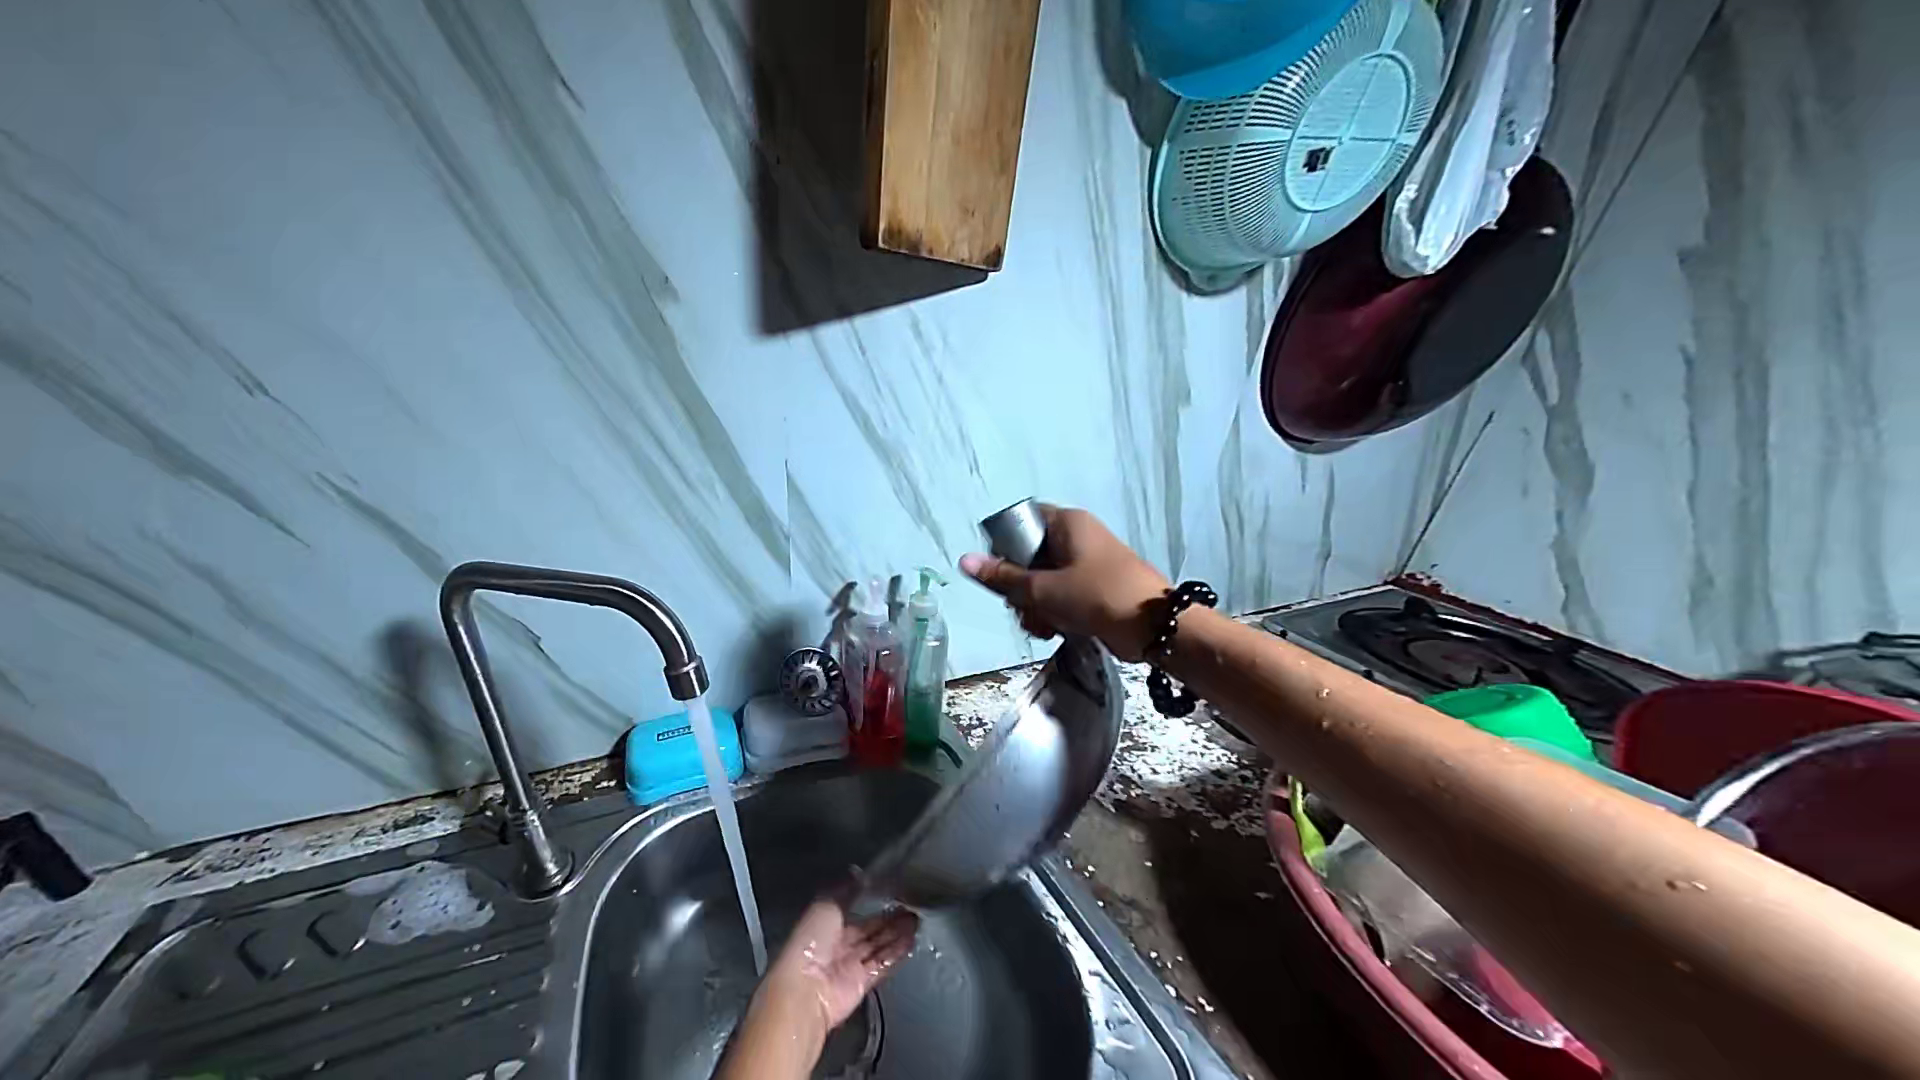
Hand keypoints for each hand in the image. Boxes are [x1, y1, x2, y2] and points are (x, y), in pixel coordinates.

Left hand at [718, 898, 917, 1079]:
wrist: (805, 991)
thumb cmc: (811, 942)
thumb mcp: (827, 904)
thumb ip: (847, 890)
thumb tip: (859, 872)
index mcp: (826, 924)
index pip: (853, 909)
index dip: (871, 901)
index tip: (891, 891)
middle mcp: (838, 944)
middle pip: (869, 929)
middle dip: (889, 919)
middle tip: (910, 907)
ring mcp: (850, 965)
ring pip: (878, 945)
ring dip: (896, 933)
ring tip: (915, 921)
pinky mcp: (862, 983)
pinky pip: (882, 964)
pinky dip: (896, 953)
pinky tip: (910, 941)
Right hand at [959, 505, 1169, 660]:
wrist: (1155, 627)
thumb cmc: (1097, 596)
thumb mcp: (1044, 589)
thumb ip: (1003, 577)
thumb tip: (964, 560)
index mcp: (1067, 523)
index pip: (1021, 522)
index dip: (1005, 548)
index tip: (1002, 575)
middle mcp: (1076, 537)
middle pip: (1028, 556)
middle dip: (1021, 589)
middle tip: (1025, 608)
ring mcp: (1086, 563)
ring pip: (1042, 581)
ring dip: (1036, 607)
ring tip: (1043, 626)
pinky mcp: (1093, 588)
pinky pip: (1060, 595)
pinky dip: (1053, 613)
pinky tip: (1053, 631)